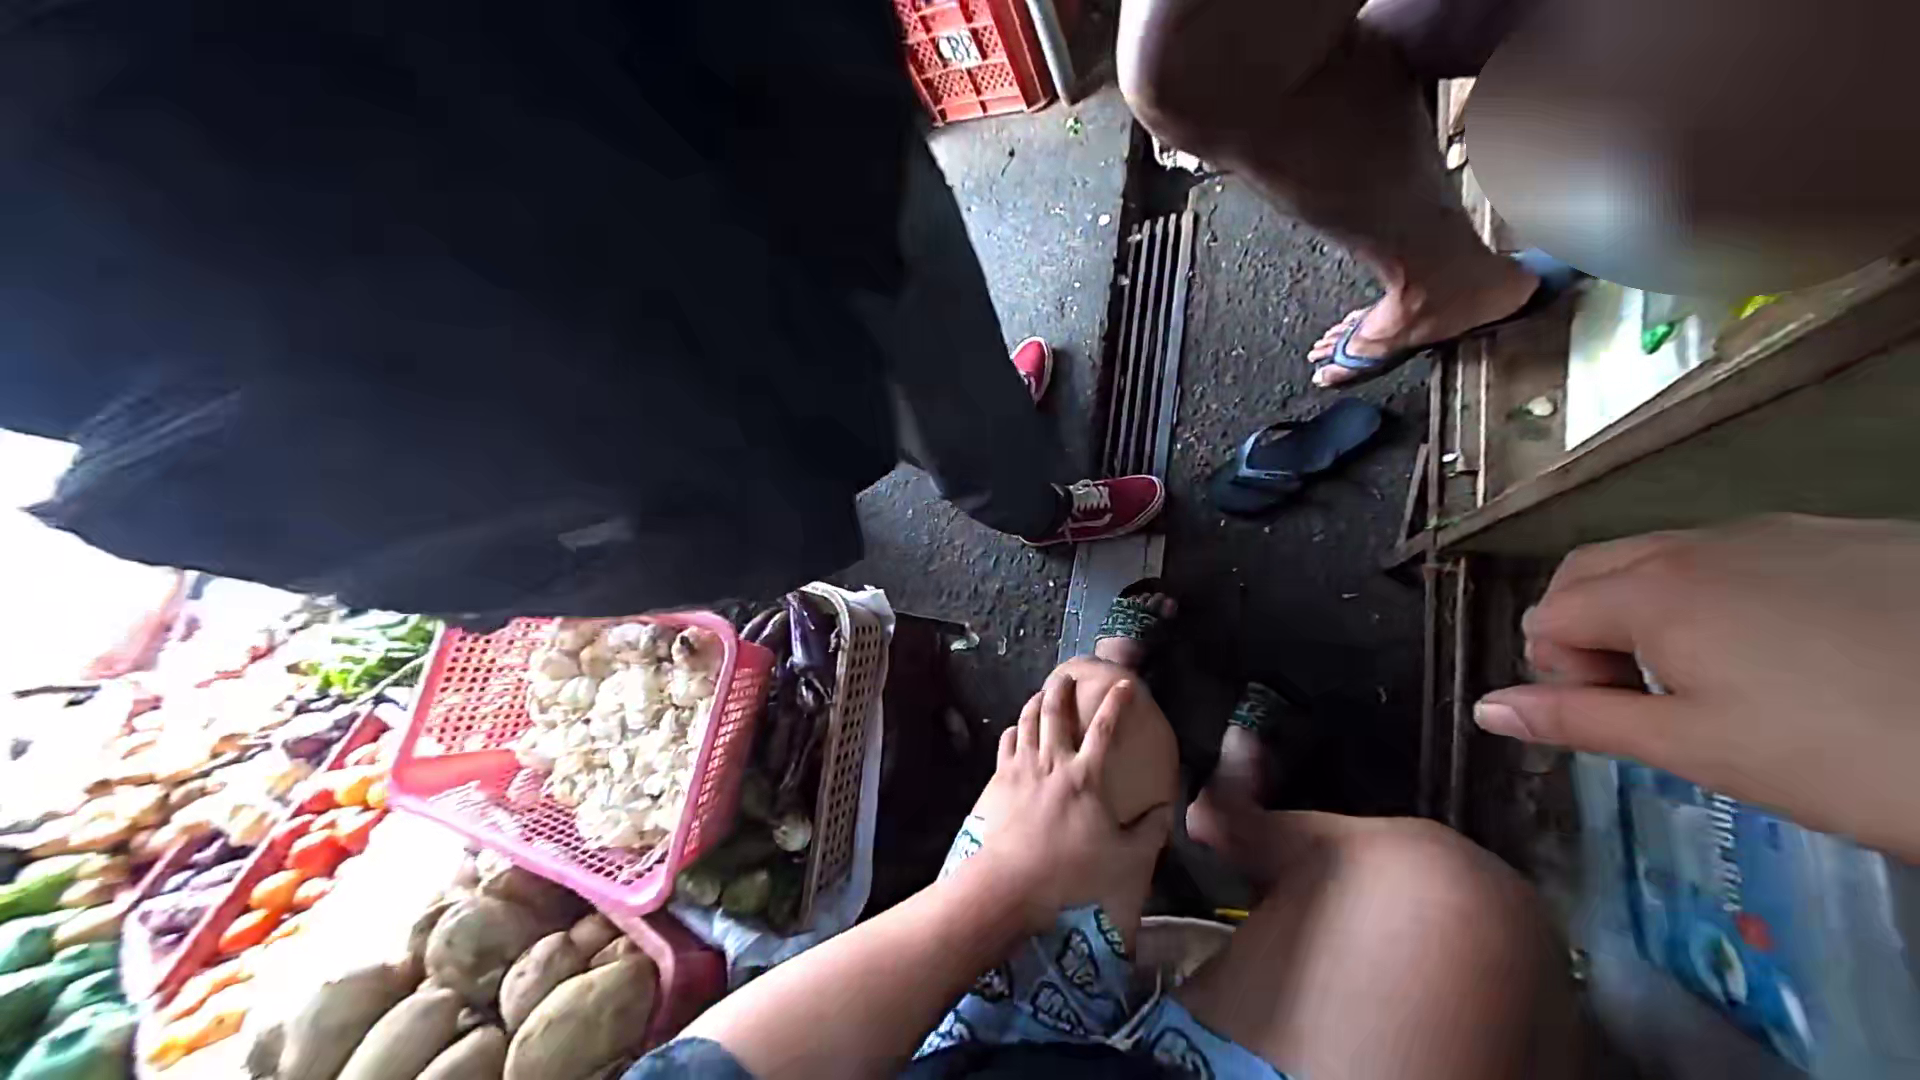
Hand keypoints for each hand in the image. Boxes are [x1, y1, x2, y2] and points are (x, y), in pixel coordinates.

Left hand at [971, 671, 1171, 931]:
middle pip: (1056, 712)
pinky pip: (1006, 742)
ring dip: (1036, 702)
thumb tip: (1166, 809)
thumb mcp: (1124, 859)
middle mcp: (1053, 761)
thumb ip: (1149, 832)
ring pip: (1028, 720)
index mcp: (1086, 776)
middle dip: (1062, 688)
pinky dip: (1013, 730)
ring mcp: (1023, 766)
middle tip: (1066, 675)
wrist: (1011, 879)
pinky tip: (1015, 729)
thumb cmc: (1070, 870)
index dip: (1117, 702)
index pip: (1106, 728)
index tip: (1125, 684)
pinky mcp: (1000, 777)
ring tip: (1042, 693)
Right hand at [1476, 514, 1919, 859]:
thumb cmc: (1860, 755)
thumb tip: (1483, 709)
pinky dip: (1725, 592)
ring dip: (1648, 607)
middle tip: (1641, 690)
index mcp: (1650, 592)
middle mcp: (1699, 544)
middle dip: (1584, 625)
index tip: (1617, 715)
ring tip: (1717, 673)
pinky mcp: (1860, 537)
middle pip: (1588, 572)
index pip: (1547, 616)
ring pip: (1662, 558)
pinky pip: (1745, 554)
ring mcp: (1783, 532)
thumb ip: (1577, 721)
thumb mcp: (1701, 750)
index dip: (1558, 669)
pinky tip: (1797, 647)